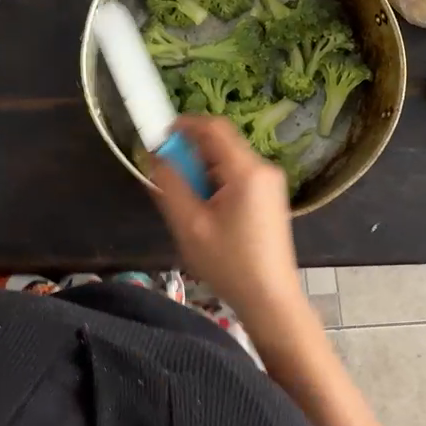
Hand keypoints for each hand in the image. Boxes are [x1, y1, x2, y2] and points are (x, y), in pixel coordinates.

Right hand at [150, 116, 301, 317]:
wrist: (271, 300)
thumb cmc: (230, 264)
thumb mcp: (190, 226)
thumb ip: (169, 185)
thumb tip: (155, 156)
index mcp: (246, 170)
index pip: (214, 127)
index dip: (185, 124)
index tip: (160, 135)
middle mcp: (263, 168)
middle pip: (221, 142)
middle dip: (191, 152)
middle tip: (169, 176)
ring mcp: (271, 182)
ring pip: (228, 159)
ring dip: (203, 169)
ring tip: (188, 202)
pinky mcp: (271, 197)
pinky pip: (239, 174)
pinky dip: (217, 181)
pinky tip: (208, 211)